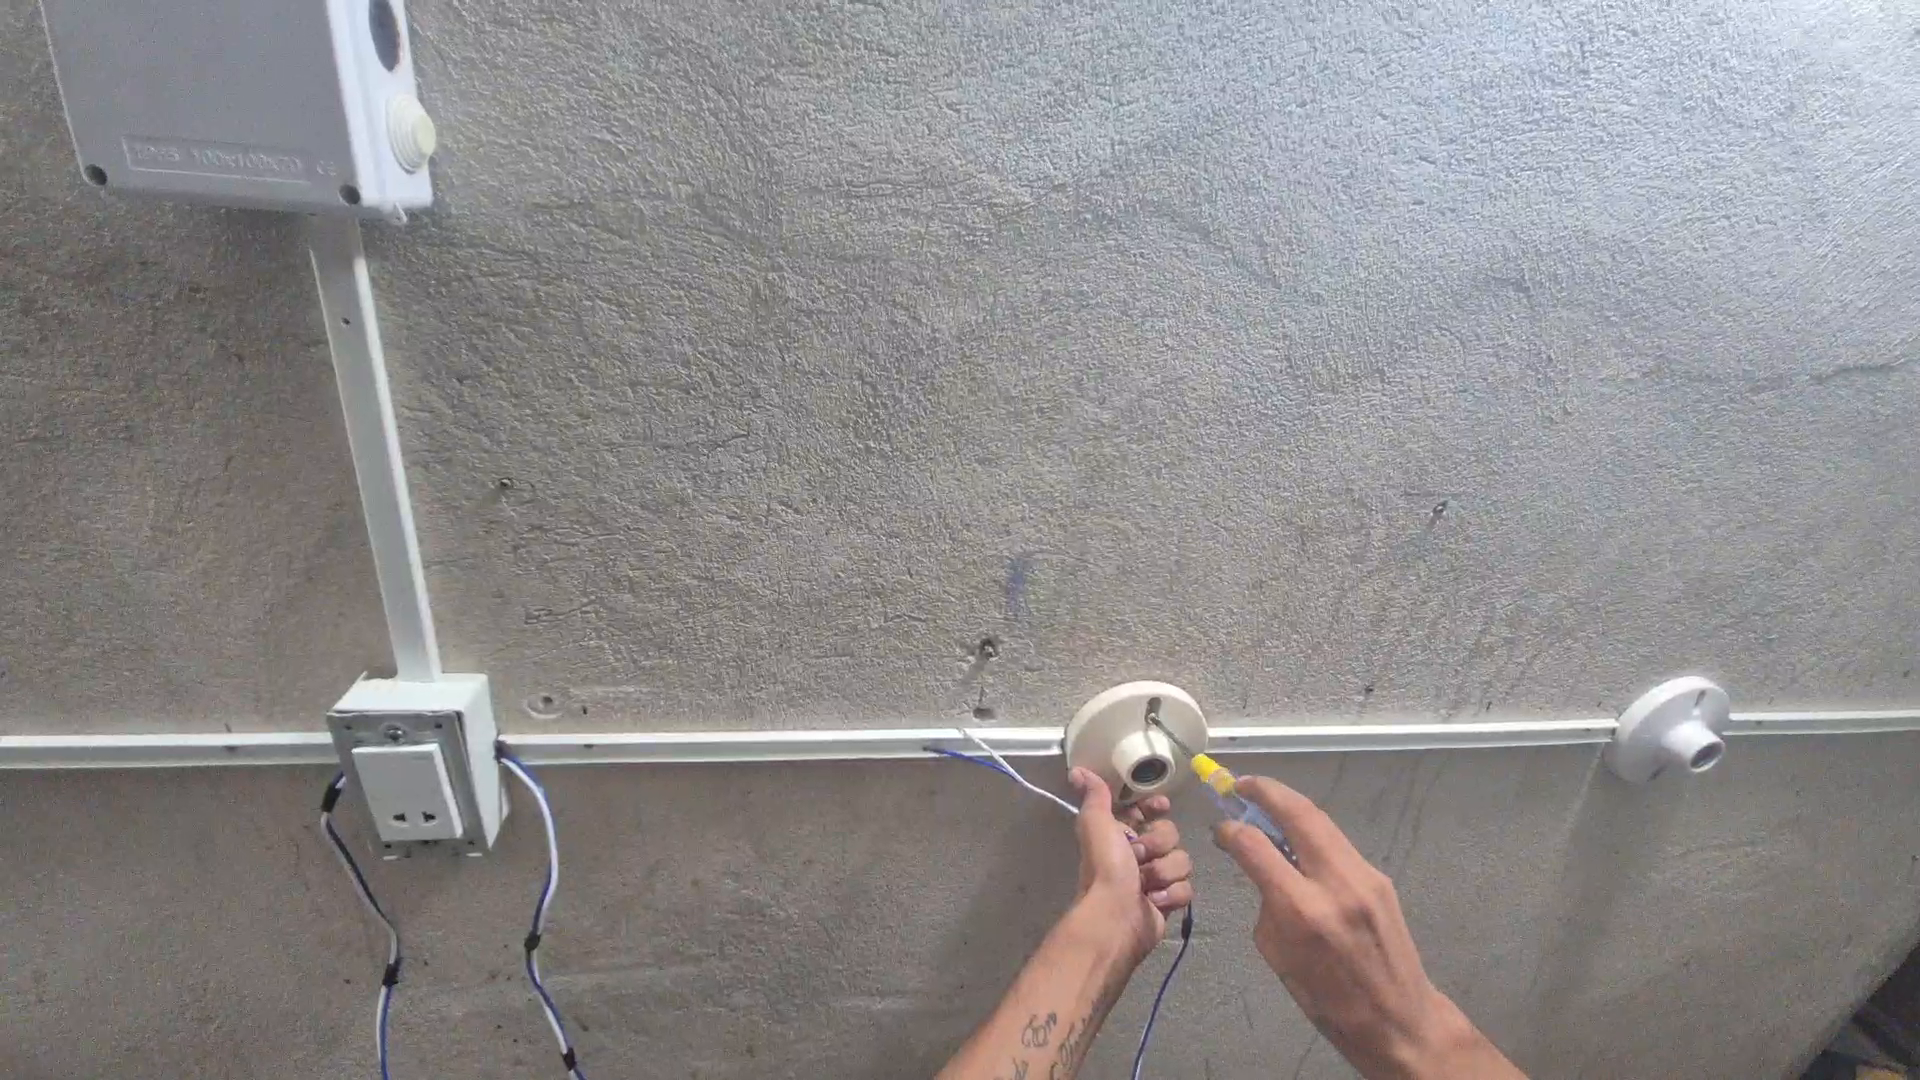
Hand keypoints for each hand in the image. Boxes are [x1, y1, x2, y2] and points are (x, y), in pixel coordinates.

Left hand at [1067, 767, 1193, 964]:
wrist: (1116, 915)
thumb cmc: (1105, 865)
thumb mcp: (1096, 822)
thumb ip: (1095, 795)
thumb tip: (1076, 770)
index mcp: (1120, 832)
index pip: (1147, 810)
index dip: (1156, 806)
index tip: (1161, 805)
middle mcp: (1138, 852)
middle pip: (1170, 833)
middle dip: (1158, 844)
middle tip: (1138, 856)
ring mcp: (1155, 877)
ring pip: (1181, 860)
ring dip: (1163, 871)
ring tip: (1144, 883)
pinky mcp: (1168, 901)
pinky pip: (1186, 888)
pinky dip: (1172, 894)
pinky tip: (1155, 900)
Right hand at [1214, 776, 1524, 1079]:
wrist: (1401, 1022)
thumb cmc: (1326, 998)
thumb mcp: (1276, 951)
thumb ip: (1265, 897)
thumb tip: (1256, 859)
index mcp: (1301, 910)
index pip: (1254, 844)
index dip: (1230, 829)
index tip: (1220, 827)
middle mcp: (1335, 884)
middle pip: (1296, 812)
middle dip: (1264, 790)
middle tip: (1240, 784)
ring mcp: (1364, 876)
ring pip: (1320, 819)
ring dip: (1287, 803)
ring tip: (1264, 799)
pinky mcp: (1379, 877)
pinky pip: (1335, 841)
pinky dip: (1309, 828)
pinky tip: (1296, 836)